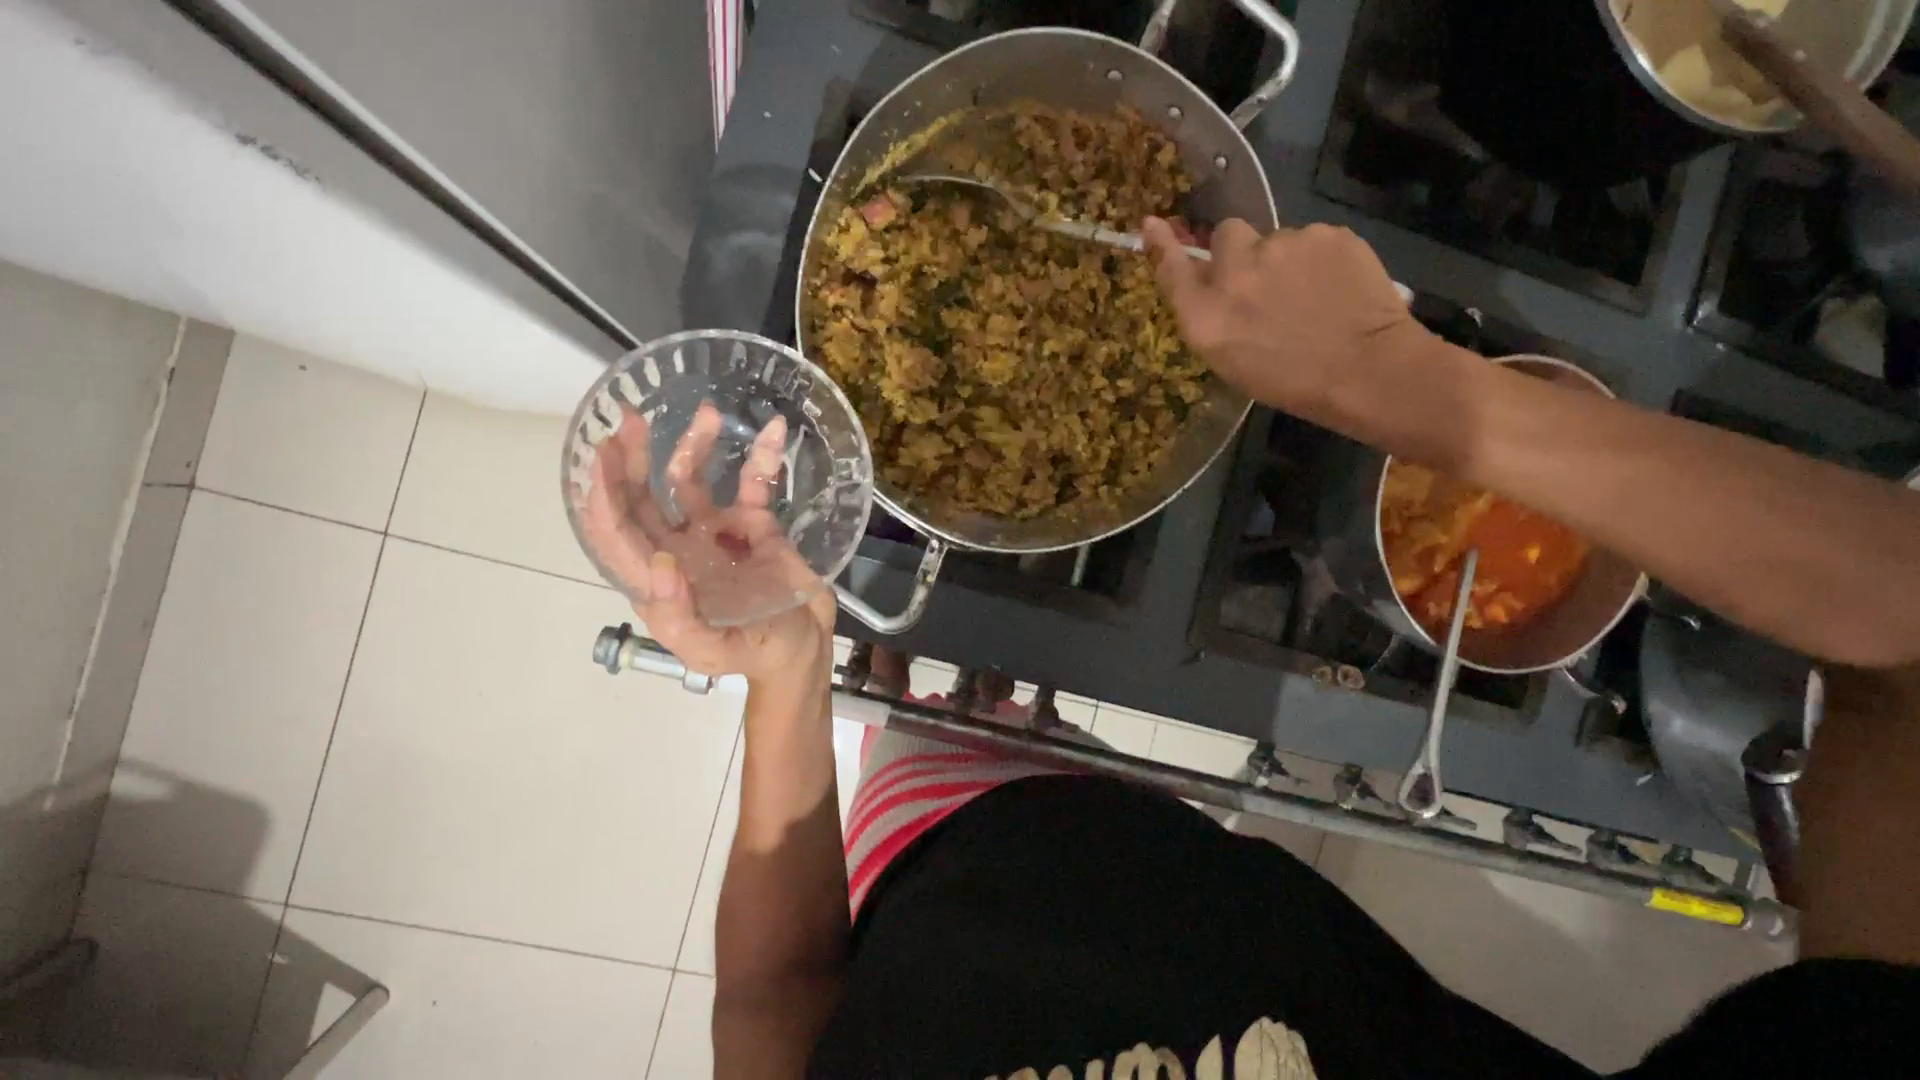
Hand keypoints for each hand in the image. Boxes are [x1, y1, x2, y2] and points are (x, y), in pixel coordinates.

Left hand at [576, 402, 837, 688]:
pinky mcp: (756, 524)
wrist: (805, 649)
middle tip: (634, 420)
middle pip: (643, 497)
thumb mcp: (711, 651)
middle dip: (633, 460)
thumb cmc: (754, 653)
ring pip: (693, 481)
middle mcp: (679, 548)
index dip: (603, 495)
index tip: (605, 455)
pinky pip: (755, 483)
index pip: (616, 532)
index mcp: (657, 579)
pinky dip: (764, 457)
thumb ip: (678, 615)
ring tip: (707, 414)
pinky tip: (774, 431)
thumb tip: (659, 563)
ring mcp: (717, 533)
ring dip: (694, 446)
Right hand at [1141, 217, 1431, 416]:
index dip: (1162, 244)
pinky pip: (1315, 240)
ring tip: (1310, 296)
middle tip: (1264, 281)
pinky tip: (1335, 288)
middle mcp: (1235, 272)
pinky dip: (1321, 259)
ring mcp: (1283, 247)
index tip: (1153, 224)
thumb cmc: (1291, 381)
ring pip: (1276, 239)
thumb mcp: (1230, 360)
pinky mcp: (1327, 234)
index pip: (1172, 268)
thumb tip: (1203, 277)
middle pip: (1228, 235)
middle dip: (1240, 250)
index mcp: (1206, 316)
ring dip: (1285, 259)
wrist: (1367, 371)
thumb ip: (1209, 314)